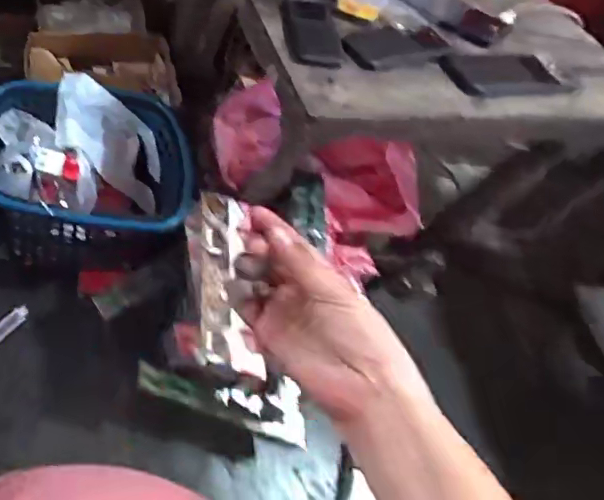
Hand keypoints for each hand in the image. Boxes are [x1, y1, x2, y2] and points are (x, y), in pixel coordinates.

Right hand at [237, 207, 430, 425]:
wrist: (366, 391)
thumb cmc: (360, 335)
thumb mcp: (335, 292)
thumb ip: (300, 262)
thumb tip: (272, 231)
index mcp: (317, 275)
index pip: (290, 244)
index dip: (271, 227)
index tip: (251, 211)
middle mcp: (296, 288)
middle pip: (267, 258)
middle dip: (253, 245)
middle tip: (244, 241)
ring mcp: (280, 309)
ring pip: (252, 278)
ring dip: (243, 267)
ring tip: (242, 266)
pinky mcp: (266, 331)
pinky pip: (244, 307)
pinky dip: (237, 296)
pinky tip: (238, 290)